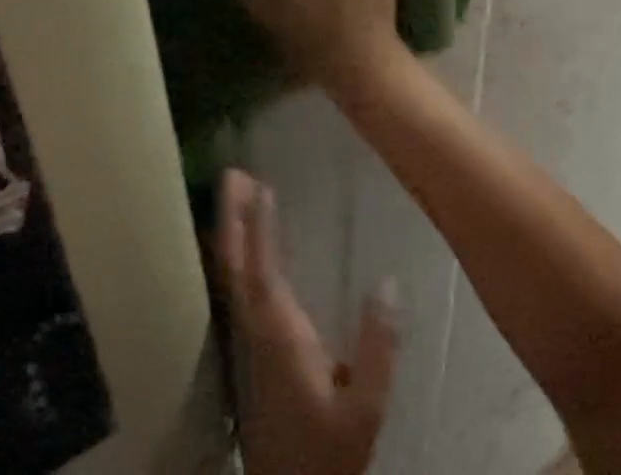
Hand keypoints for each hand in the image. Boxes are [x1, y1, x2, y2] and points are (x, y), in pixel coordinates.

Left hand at [216, 169, 398, 474]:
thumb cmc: (329, 451)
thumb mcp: (365, 405)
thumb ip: (377, 346)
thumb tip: (386, 281)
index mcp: (282, 339)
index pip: (264, 274)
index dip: (259, 230)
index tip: (259, 187)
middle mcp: (257, 334)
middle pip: (237, 268)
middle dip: (233, 221)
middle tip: (234, 174)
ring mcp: (251, 345)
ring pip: (234, 280)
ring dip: (234, 235)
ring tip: (238, 197)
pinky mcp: (254, 355)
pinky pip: (241, 294)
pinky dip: (240, 262)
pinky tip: (249, 252)